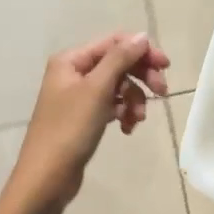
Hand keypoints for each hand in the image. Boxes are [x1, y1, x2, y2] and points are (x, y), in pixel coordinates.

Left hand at [10, 32, 170, 204]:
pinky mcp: (84, 118)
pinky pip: (112, 106)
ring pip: (118, 87)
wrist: (47, 177)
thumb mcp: (96, 90)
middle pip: (118, 64)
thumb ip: (120, 59)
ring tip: (138, 120)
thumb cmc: (69, 129)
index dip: (142, 51)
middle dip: (141, 77)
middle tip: (162, 93)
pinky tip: (127, 129)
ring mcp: (78, 96)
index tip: (166, 67)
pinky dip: (123, 114)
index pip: (114, 42)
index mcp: (71, 60)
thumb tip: (142, 36)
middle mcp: (73, 73)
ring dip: (134, 100)